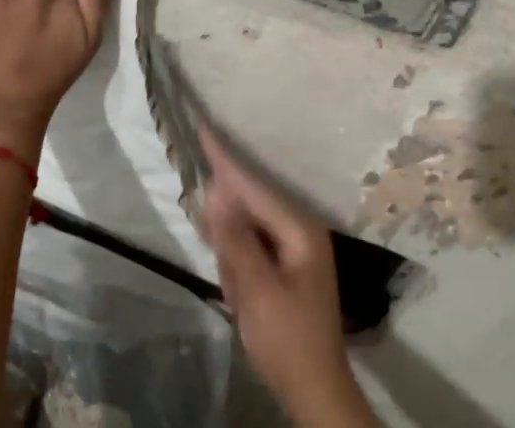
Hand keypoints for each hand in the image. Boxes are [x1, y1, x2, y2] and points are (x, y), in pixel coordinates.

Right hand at [203, 132, 377, 426]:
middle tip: (232, 277)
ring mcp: (293, 248)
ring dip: (233, 258)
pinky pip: (249, 249)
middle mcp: (299, 230)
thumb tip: (216, 190)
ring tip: (241, 295)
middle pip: (247, 206)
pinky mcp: (283, 264)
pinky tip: (241, 294)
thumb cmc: (287, 339)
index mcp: (299, 230)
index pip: (251, 185)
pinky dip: (237, 268)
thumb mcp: (256, 290)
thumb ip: (235, 238)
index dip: (223, 158)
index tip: (201, 125)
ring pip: (244, 229)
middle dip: (227, 235)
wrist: (313, 388)